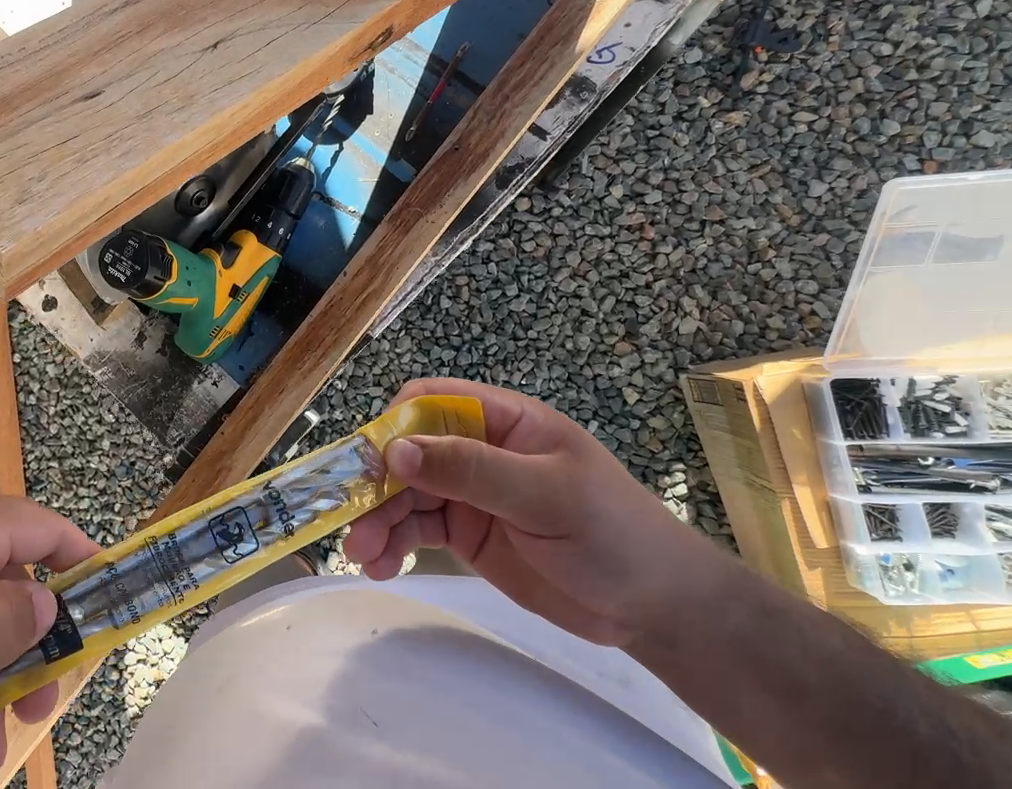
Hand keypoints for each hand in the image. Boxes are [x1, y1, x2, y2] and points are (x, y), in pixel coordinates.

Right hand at [342, 379, 727, 646]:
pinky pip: (416, 529)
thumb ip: (471, 469)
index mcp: (502, 421)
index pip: (430, 402)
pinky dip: (393, 545)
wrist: (657, 609)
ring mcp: (469, 492)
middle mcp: (477, 449)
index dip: (395, 426)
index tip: (373, 465)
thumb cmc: (613, 534)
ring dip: (378, 520)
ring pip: (404, 494)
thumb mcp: (545, 496)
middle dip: (377, 486)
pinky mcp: (465, 532)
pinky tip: (381, 566)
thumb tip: (395, 450)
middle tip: (354, 524)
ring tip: (363, 556)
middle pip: (407, 453)